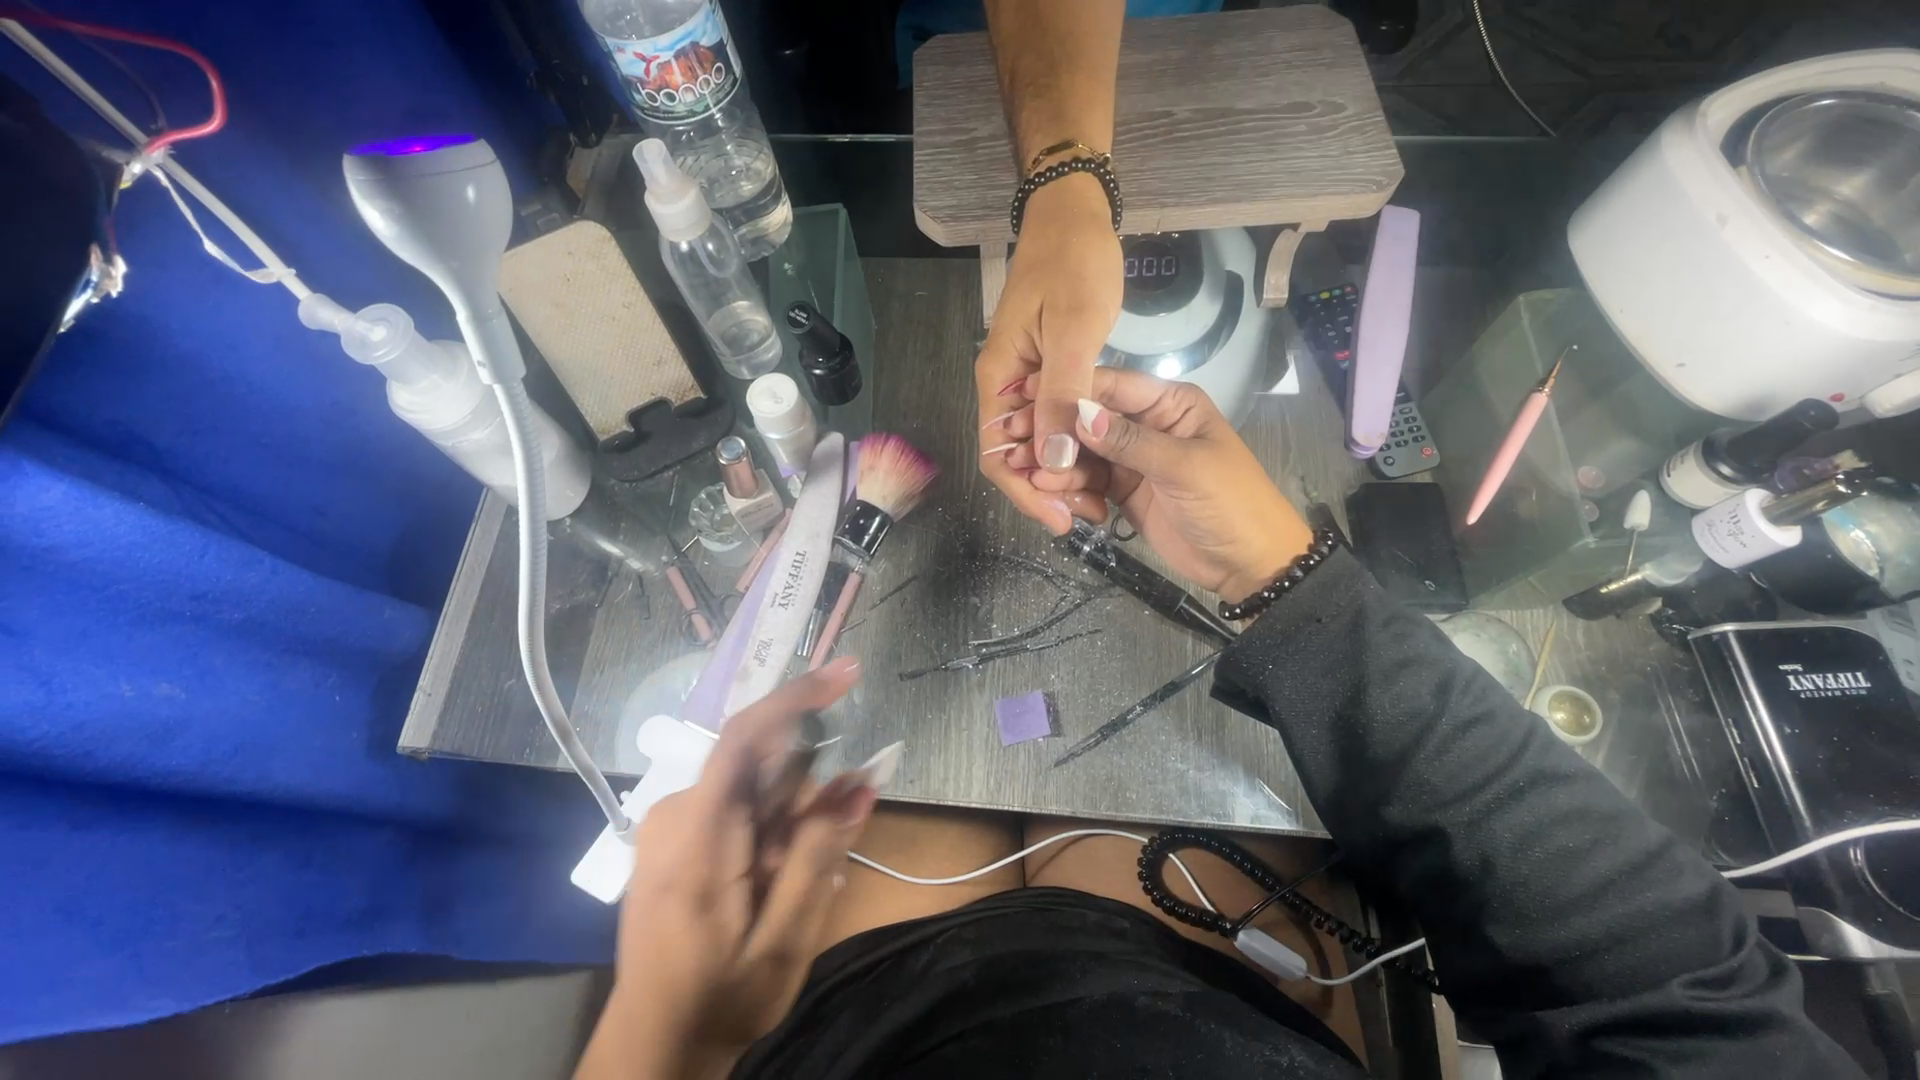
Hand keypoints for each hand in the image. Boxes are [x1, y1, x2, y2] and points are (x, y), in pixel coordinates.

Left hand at [576, 658, 875, 1079]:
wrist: (652, 1045)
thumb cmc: (719, 998)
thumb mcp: (783, 942)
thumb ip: (817, 859)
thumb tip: (859, 786)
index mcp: (697, 837)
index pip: (745, 737)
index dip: (798, 697)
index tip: (849, 674)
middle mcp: (674, 815)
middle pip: (759, 767)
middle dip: (804, 797)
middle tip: (823, 859)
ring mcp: (668, 825)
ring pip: (752, 789)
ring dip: (787, 822)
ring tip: (790, 890)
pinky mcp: (672, 837)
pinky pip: (736, 807)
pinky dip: (769, 830)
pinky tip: (775, 881)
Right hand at [975, 173, 1122, 533]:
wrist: (1075, 216)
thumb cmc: (1074, 266)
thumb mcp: (1073, 332)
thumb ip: (1062, 396)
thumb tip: (1054, 460)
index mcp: (1000, 380)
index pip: (998, 454)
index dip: (1026, 492)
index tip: (1061, 519)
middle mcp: (1008, 388)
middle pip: (1017, 457)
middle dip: (1049, 490)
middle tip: (1089, 515)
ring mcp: (1030, 384)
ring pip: (1040, 445)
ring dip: (1066, 474)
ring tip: (1101, 500)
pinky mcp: (1053, 378)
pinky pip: (1058, 425)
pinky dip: (1077, 449)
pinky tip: (1104, 463)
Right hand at [1029, 368, 1313, 603]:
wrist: (1248, 564)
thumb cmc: (1230, 504)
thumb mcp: (1184, 467)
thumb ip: (1130, 441)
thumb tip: (1078, 413)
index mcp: (1169, 403)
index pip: (1109, 386)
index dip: (1067, 391)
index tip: (1025, 396)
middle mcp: (1145, 423)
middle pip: (1088, 419)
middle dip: (1053, 432)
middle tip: (1014, 442)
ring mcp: (1131, 458)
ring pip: (1081, 452)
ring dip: (1057, 464)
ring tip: (1033, 478)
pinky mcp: (1122, 490)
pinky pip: (1086, 481)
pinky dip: (1068, 487)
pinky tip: (1050, 493)